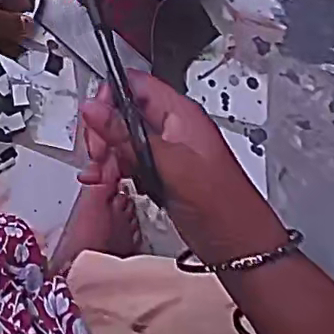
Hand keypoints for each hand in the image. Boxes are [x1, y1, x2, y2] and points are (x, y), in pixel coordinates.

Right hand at [80, 71, 287, 263]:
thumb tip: (93, 107)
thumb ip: (126, 134)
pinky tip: (106, 180)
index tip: (96, 120)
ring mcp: (163, 150)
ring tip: (104, 173)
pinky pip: (125, 159)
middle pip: (120, 111)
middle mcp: (170, 127)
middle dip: (102, 132)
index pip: (134, 84)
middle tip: (100, 153)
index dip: (109, 96)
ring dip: (105, 155)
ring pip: (119, 137)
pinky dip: (111, 169)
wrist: (241, 250)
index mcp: (179, 114)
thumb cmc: (223, 207)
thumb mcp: (168, 164)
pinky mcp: (158, 170)